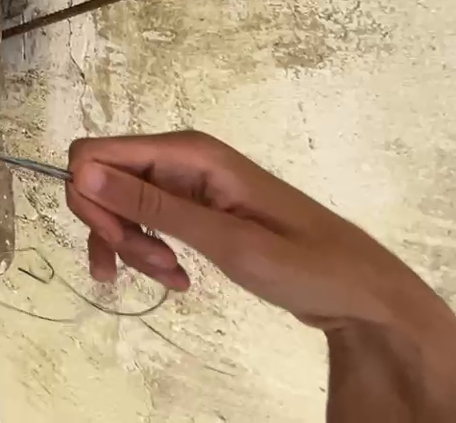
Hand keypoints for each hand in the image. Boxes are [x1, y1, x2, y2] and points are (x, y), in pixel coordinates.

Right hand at [65, 131, 441, 331]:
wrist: (374, 302)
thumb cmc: (312, 268)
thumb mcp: (231, 241)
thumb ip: (153, 206)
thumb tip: (81, 174)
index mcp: (186, 152)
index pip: (95, 154)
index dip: (89, 195)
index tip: (114, 241)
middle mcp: (176, 158)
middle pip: (102, 179)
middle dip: (112, 226)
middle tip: (148, 267)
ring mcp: (181, 182)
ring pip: (116, 203)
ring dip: (127, 242)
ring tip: (167, 278)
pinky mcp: (187, 206)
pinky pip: (139, 218)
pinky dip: (141, 249)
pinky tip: (169, 277)